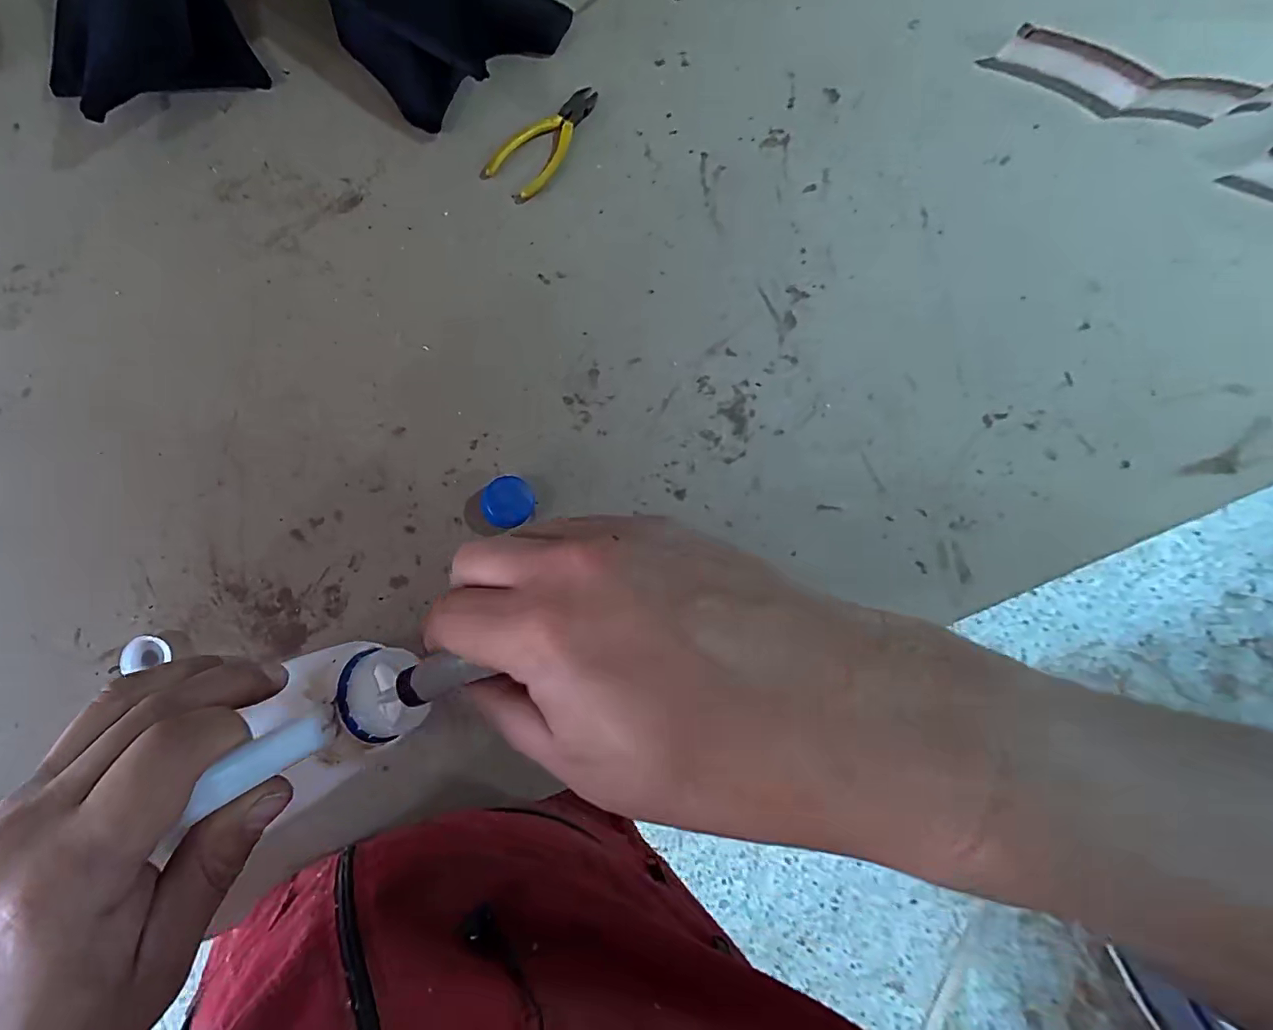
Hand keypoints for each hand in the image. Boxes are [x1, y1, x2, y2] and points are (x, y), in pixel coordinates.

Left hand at [0, 656, 293, 1029]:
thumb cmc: (74, 1020)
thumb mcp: (160, 960)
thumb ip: (213, 864)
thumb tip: (270, 787)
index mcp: (75, 864)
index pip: (159, 754)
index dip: (222, 725)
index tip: (268, 727)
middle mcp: (38, 813)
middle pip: (137, 713)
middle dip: (212, 683)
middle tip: (268, 678)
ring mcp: (20, 797)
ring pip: (108, 705)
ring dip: (177, 677)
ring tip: (230, 675)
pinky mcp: (18, 795)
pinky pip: (87, 727)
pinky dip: (142, 700)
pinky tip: (177, 701)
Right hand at [424, 516, 1026, 877]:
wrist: (849, 718)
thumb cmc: (711, 765)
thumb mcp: (588, 769)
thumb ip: (509, 715)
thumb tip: (478, 683)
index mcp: (539, 631)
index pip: (447, 617)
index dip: (445, 649)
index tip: (465, 670)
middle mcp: (562, 566)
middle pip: (469, 559)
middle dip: (471, 603)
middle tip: (509, 645)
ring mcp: (610, 537)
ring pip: (520, 538)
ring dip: (517, 577)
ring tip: (567, 622)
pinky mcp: (653, 525)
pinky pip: (576, 531)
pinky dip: (567, 562)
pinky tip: (618, 603)